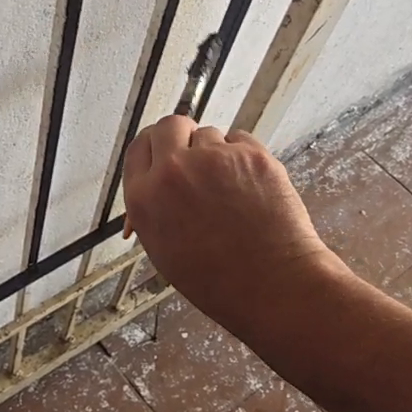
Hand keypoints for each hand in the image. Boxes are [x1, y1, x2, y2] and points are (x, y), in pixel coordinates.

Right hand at [122, 116, 338, 337]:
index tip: (164, 152)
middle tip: (194, 154)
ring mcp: (213, 159)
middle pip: (170, 125)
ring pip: (209, 134)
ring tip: (230, 186)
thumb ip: (152, 208)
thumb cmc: (218, 281)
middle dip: (181, 136)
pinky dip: (243, 157)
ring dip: (215, 152)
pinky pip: (240, 140)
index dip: (154, 149)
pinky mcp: (251, 155)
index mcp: (144, 197)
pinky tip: (250, 186)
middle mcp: (173, 171)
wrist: (272, 286)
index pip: (139, 148)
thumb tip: (155, 187)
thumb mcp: (162, 248)